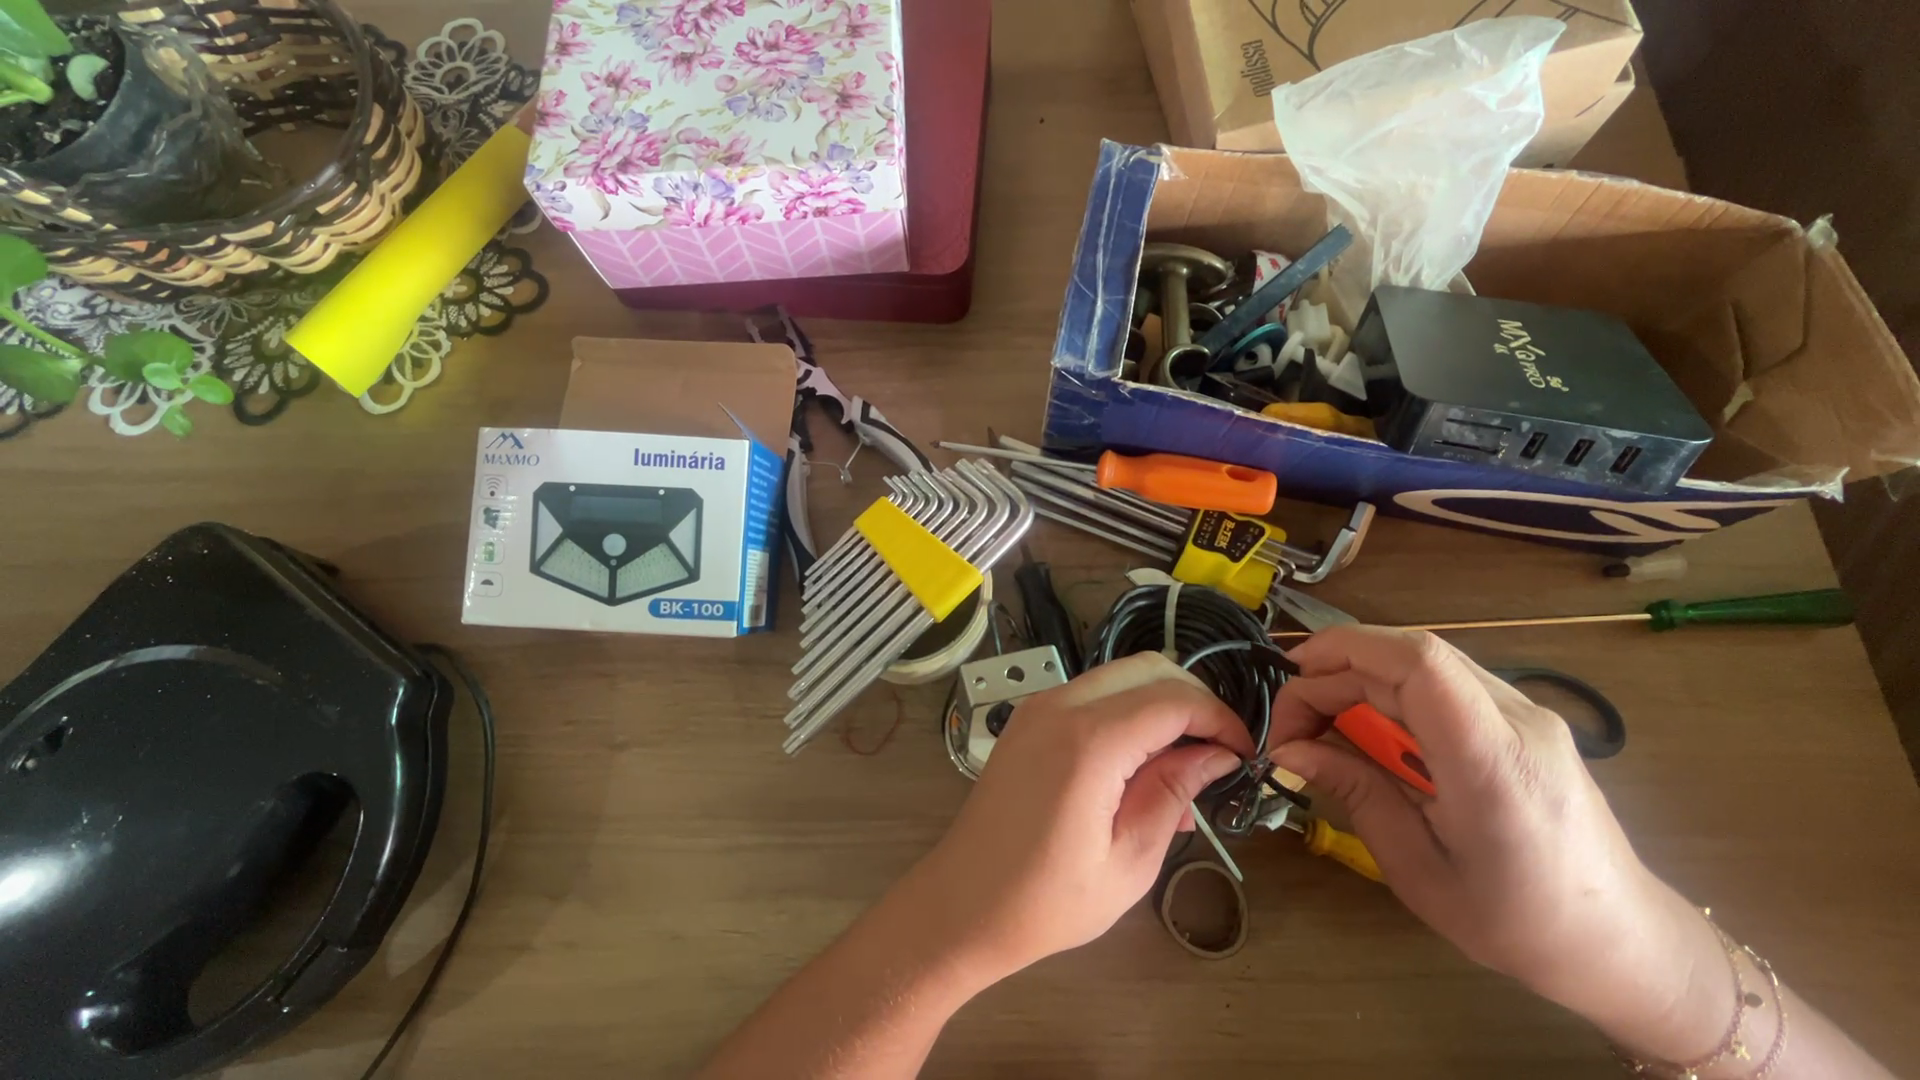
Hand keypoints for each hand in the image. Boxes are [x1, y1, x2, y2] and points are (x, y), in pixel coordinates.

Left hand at [910, 653, 1253, 981]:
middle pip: (1148, 669)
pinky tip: (1141, 767)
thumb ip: (1172, 794)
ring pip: (1120, 675)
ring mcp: (1037, 707)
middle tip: (1218, 753)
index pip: (1174, 700)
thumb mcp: (1128, 861)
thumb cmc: (1045, 901)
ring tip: (1183, 767)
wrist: (962, 904)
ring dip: (1161, 705)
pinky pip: (1092, 694)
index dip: (1219, 719)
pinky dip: (1128, 713)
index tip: (1245, 754)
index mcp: (1088, 742)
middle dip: (1194, 701)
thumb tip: (1216, 755)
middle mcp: (1059, 706)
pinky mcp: (1028, 719)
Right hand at [1268, 627, 1731, 1060]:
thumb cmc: (1517, 921)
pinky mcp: (1523, 718)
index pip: (1418, 664)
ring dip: (1357, 679)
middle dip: (1333, 675)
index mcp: (1494, 765)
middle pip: (1409, 655)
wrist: (1621, 939)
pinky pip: (1442, 681)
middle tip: (1291, 729)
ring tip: (1318, 726)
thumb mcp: (1419, 870)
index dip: (1344, 649)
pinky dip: (1387, 690)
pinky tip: (1364, 728)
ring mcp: (1527, 713)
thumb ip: (1356, 793)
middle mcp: (1518, 721)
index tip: (1288, 679)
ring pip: (1422, 662)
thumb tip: (1289, 749)